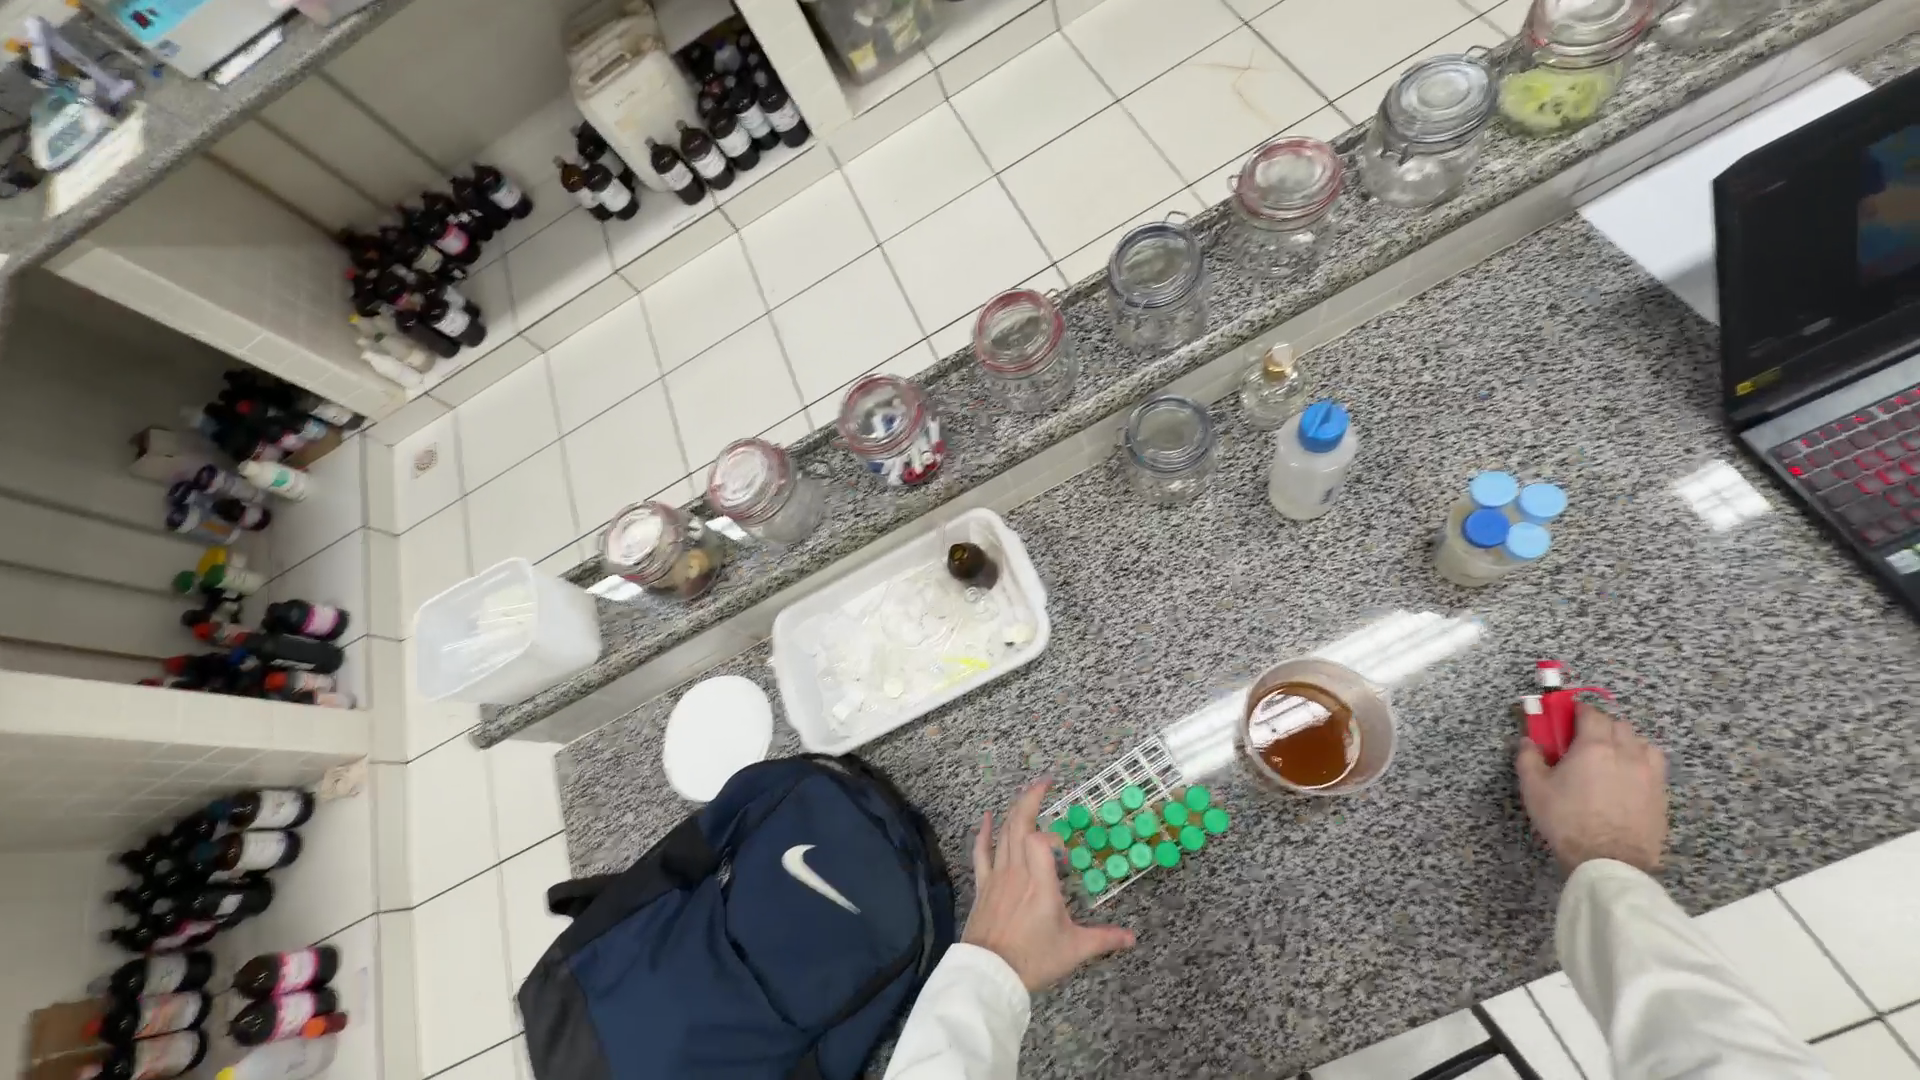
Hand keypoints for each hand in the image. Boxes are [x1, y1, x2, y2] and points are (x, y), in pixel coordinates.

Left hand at [961, 779, 1135, 992]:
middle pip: (1019, 823)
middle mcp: (1017, 871)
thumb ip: (1104, 939)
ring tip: (1027, 794)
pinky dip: (984, 831)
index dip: (1053, 837)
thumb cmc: (1033, 960)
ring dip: (1015, 810)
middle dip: (1032, 798)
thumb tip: (1132, 938)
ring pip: (1003, 833)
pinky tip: (988, 816)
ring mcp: (997, 876)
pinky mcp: (983, 885)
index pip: (1041, 841)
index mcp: (1040, 882)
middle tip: (1046, 782)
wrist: (990, 975)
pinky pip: (982, 851)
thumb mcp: (1074, 950)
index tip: (1064, 852)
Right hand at [1516, 704, 1668, 874]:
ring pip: (1642, 743)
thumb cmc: (1566, 819)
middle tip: (1582, 736)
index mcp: (1594, 747)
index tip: (1566, 715)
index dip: (1578, 710)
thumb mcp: (1534, 787)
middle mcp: (1626, 754)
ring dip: (1625, 741)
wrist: (1609, 860)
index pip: (1591, 713)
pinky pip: (1655, 765)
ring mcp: (1649, 774)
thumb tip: (1528, 741)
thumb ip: (1528, 758)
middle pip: (1619, 724)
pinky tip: (1627, 775)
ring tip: (1610, 754)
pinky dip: (1641, 761)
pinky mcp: (1661, 794)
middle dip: (1601, 724)